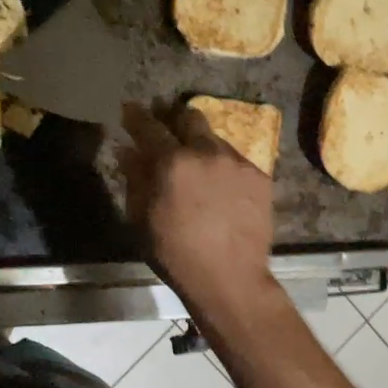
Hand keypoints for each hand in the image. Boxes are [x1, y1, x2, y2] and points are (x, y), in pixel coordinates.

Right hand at [121, 101, 275, 311]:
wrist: (229, 278)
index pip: (150, 127)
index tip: (130, 109)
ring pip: (215, 139)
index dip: (137, 116)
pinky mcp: (260, 177)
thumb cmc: (174, 253)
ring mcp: (238, 162)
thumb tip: (127, 152)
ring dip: (201, 146)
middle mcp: (207, 152)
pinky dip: (222, 168)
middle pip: (190, 118)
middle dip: (175, 119)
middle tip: (167, 130)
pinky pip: (235, 162)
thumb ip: (135, 179)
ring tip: (196, 166)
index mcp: (172, 162)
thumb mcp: (142, 219)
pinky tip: (220, 190)